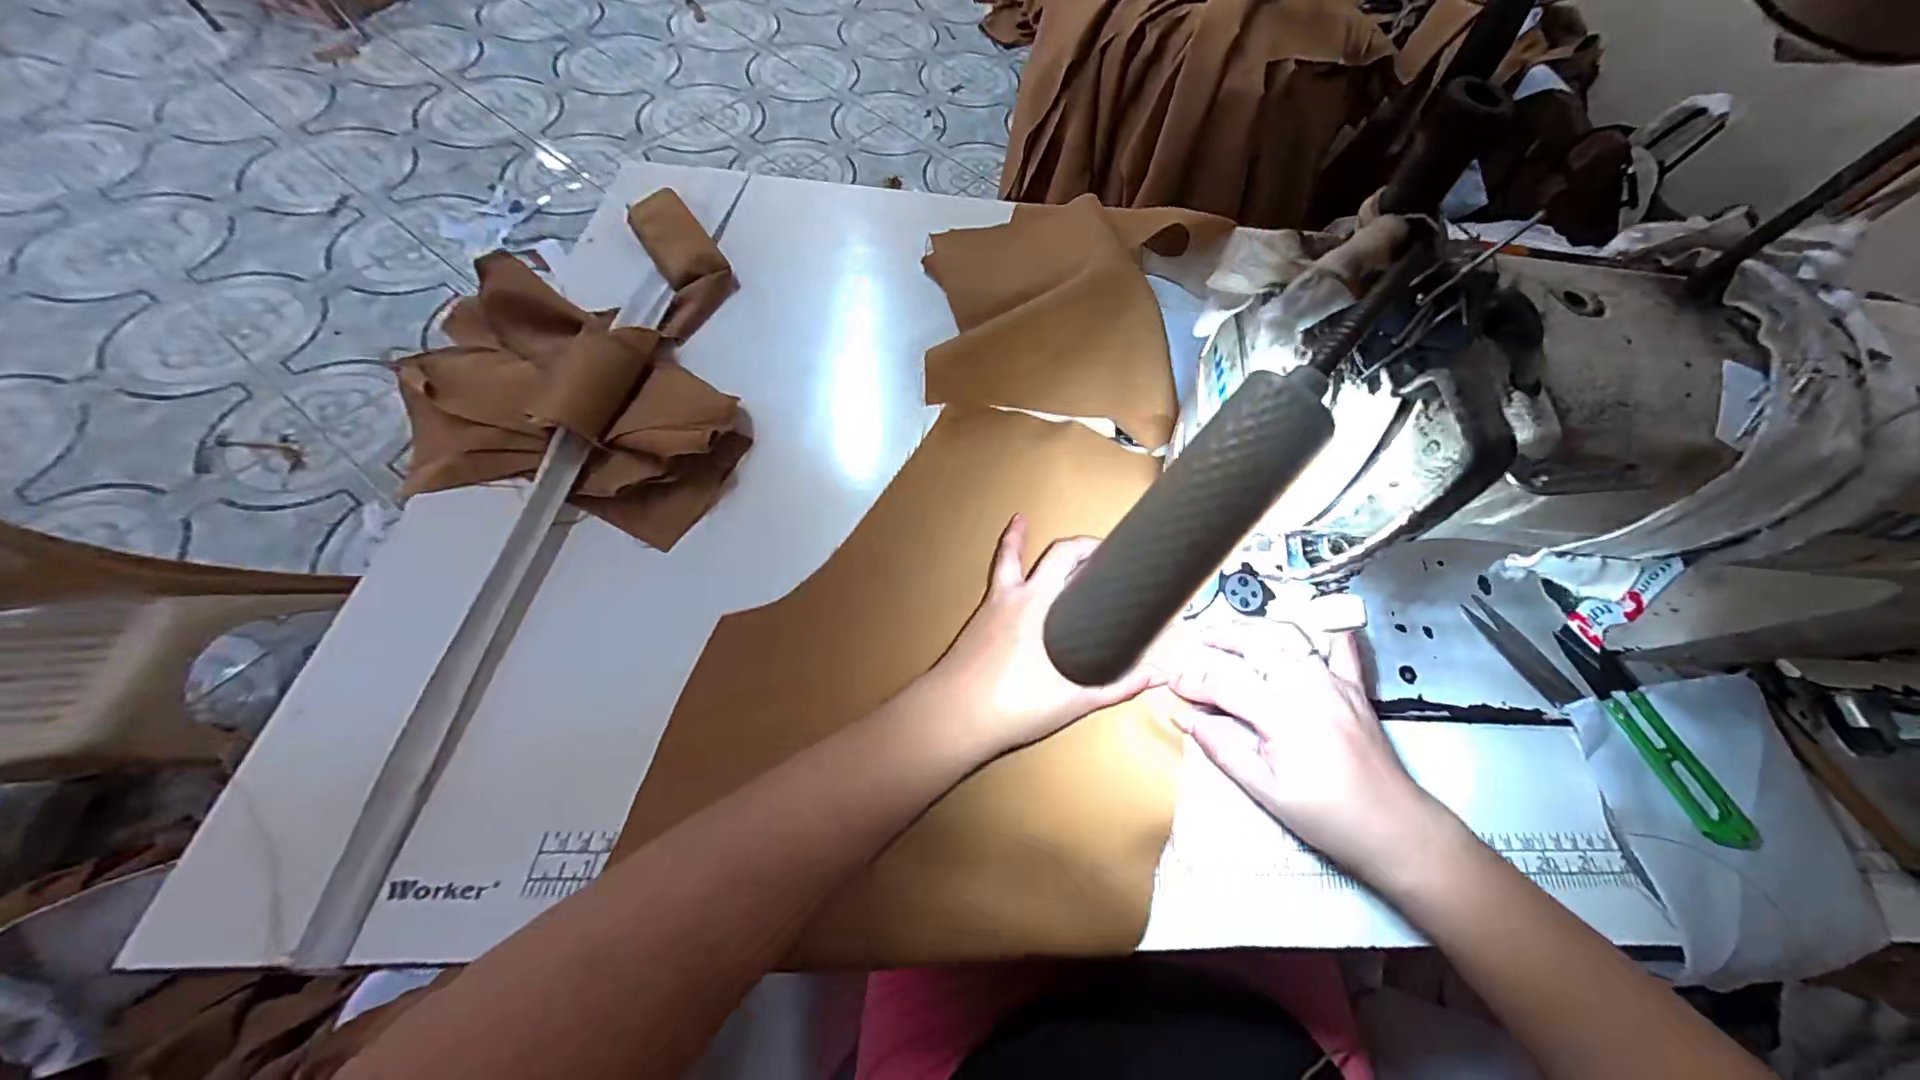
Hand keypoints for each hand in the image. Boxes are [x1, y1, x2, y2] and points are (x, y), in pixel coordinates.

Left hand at [918, 514, 1163, 756]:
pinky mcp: (978, 620)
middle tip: (1094, 548)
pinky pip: (991, 584)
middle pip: (1050, 555)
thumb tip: (1151, 677)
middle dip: (1076, 546)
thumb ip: (1116, 686)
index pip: (1070, 557)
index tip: (1114, 550)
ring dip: (1017, 539)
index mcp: (1039, 605)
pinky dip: (996, 570)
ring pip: (1008, 560)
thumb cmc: (1007, 707)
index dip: (1093, 547)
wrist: (953, 717)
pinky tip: (1002, 571)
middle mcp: (1015, 597)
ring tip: (1021, 520)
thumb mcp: (1072, 700)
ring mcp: (993, 606)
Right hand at [1167, 620, 1447, 875]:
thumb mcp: (1267, 793)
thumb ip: (1225, 750)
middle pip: (1260, 648)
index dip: (1195, 683)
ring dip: (1262, 633)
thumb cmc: (1329, 818)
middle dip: (1225, 640)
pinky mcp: (1356, 691)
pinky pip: (1341, 650)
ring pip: (1293, 642)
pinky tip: (1315, 623)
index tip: (1173, 685)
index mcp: (1285, 717)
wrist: (1397, 830)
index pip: (1227, 686)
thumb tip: (1187, 721)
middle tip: (1200, 641)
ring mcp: (1337, 686)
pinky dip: (1326, 633)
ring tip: (1239, 633)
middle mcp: (1311, 690)